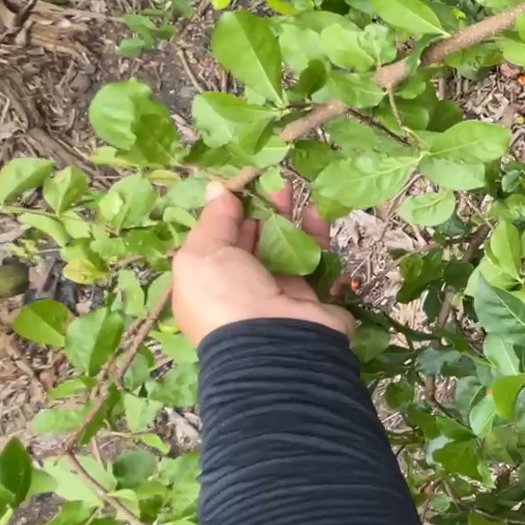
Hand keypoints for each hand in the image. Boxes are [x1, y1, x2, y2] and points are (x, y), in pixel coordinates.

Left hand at [171, 183, 353, 346]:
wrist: (277, 339)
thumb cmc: (228, 296)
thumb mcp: (204, 254)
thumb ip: (216, 220)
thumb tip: (220, 188)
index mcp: (209, 279)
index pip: (220, 238)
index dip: (231, 212)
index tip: (244, 186)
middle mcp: (245, 284)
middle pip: (256, 240)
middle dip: (264, 212)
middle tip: (275, 184)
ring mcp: (282, 288)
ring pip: (288, 246)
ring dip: (293, 220)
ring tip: (300, 192)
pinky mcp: (316, 292)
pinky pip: (318, 259)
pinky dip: (320, 237)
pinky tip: (321, 215)